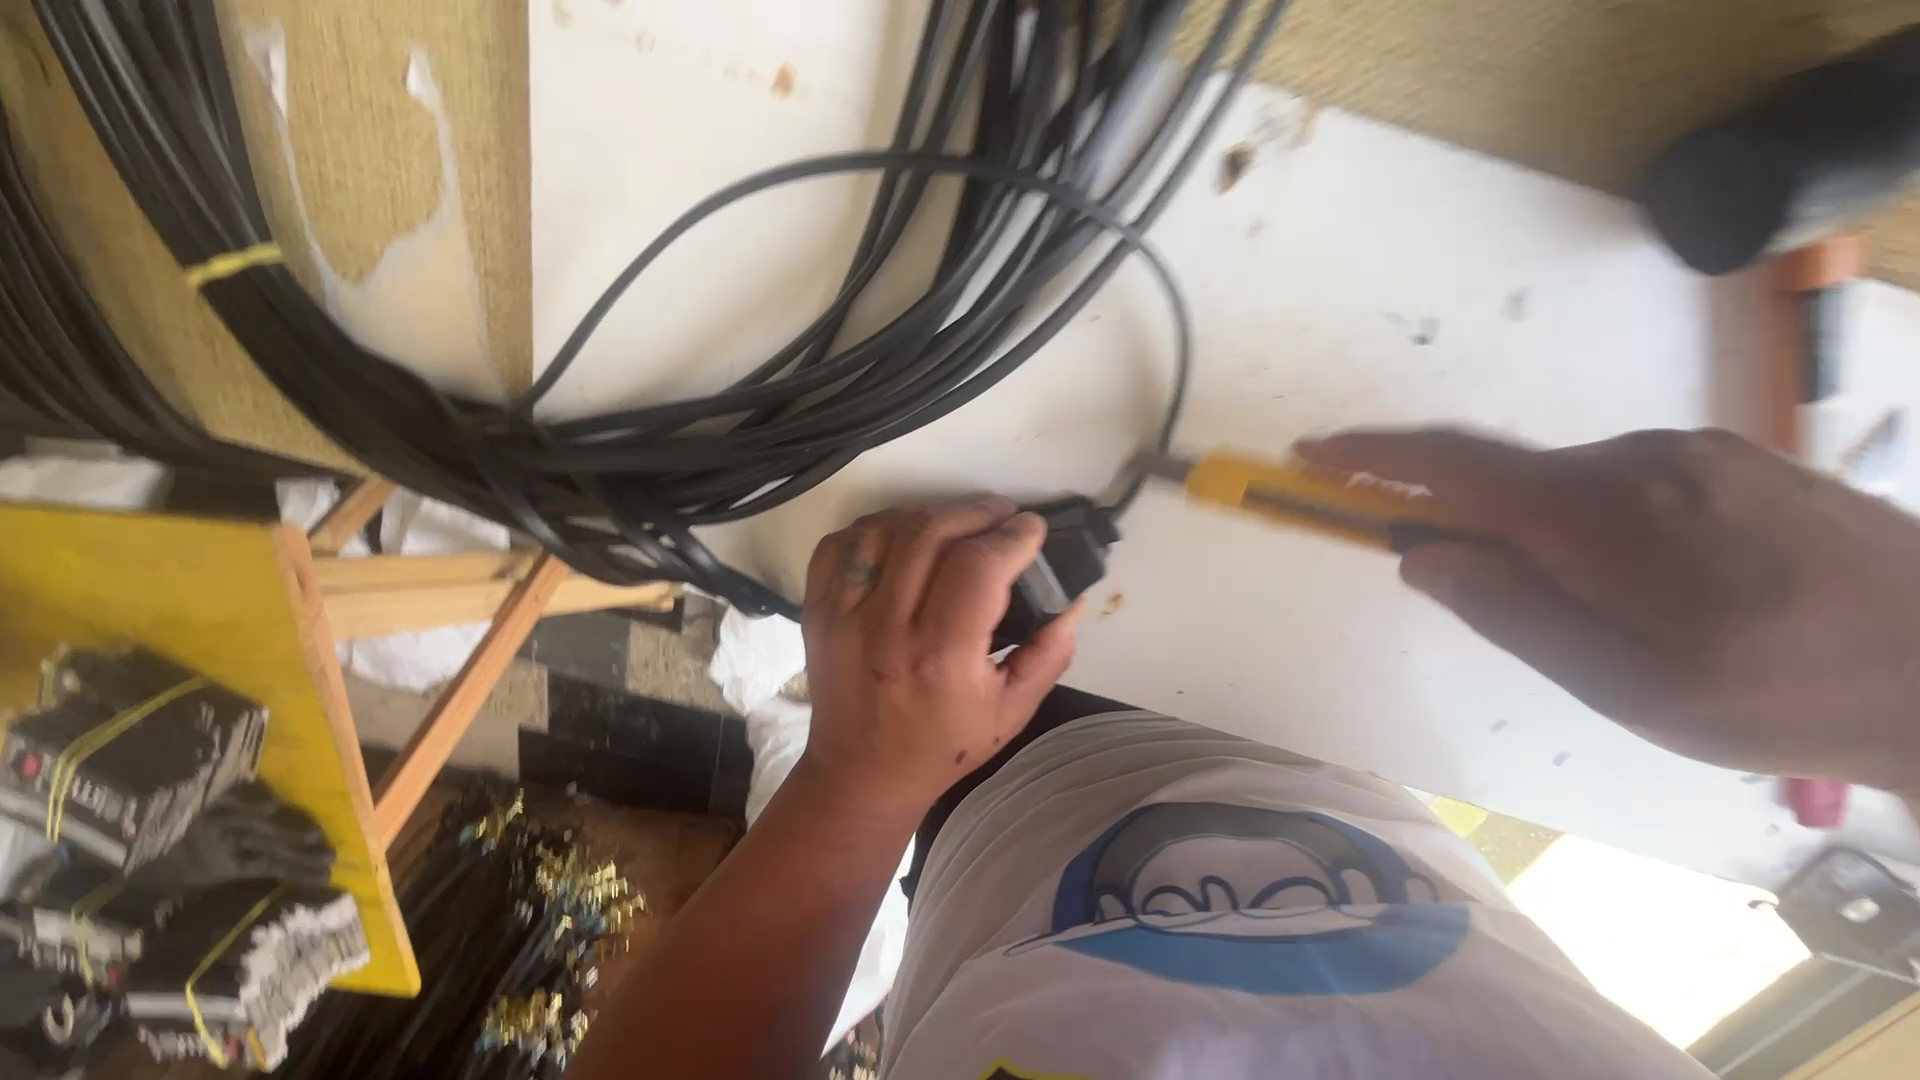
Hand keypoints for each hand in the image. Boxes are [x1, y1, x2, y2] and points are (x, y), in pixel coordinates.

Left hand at [797, 497, 1084, 819]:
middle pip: (931, 533)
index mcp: (940, 656)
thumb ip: (1049, 654)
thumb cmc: (943, 747)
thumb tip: (1072, 599)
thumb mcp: (1012, 712)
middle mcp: (886, 628)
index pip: (978, 566)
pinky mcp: (816, 610)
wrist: (862, 774)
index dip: (1012, 536)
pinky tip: (902, 539)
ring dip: (927, 516)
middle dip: (976, 513)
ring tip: (956, 525)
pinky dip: (874, 529)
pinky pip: (840, 544)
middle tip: (1001, 517)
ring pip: (883, 529)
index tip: (1032, 528)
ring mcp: (842, 615)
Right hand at [1298, 427, 1919, 793]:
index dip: (1370, 457)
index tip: (1310, 455)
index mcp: (1598, 511)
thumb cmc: (1786, 695)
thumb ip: (1509, 612)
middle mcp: (1636, 458)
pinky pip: (1613, 482)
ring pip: (1559, 483)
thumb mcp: (1625, 685)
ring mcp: (1689, 452)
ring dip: (1532, 531)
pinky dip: (1582, 523)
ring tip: (1597, 615)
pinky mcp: (1729, 460)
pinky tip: (1648, 586)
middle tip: (1478, 592)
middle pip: (1501, 475)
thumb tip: (1420, 554)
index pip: (1453, 466)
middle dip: (1458, 518)